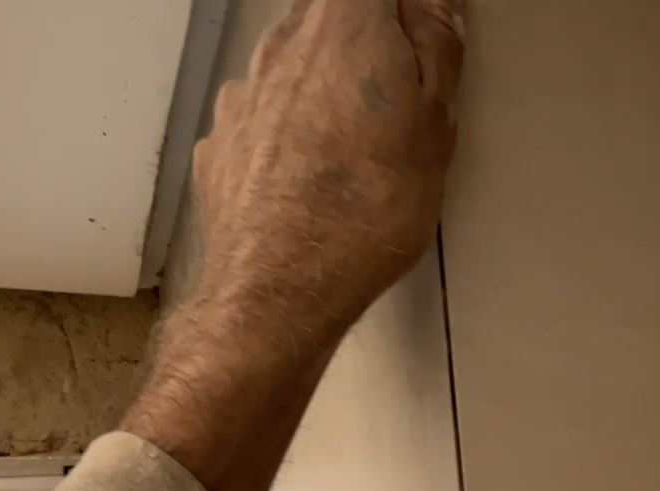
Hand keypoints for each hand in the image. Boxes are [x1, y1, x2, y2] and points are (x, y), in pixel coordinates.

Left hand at [119, 0, 466, 490]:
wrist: (279, 293)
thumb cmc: (361, 216)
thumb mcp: (435, 129)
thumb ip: (438, 48)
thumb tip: (435, 8)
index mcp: (348, 21)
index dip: (410, 14)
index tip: (425, 35)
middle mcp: (284, 43)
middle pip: (334, 16)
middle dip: (368, 46)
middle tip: (396, 104)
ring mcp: (242, 95)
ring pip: (293, 69)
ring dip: (324, 92)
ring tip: (351, 155)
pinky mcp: (221, 146)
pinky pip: (263, 121)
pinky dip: (286, 137)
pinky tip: (307, 181)